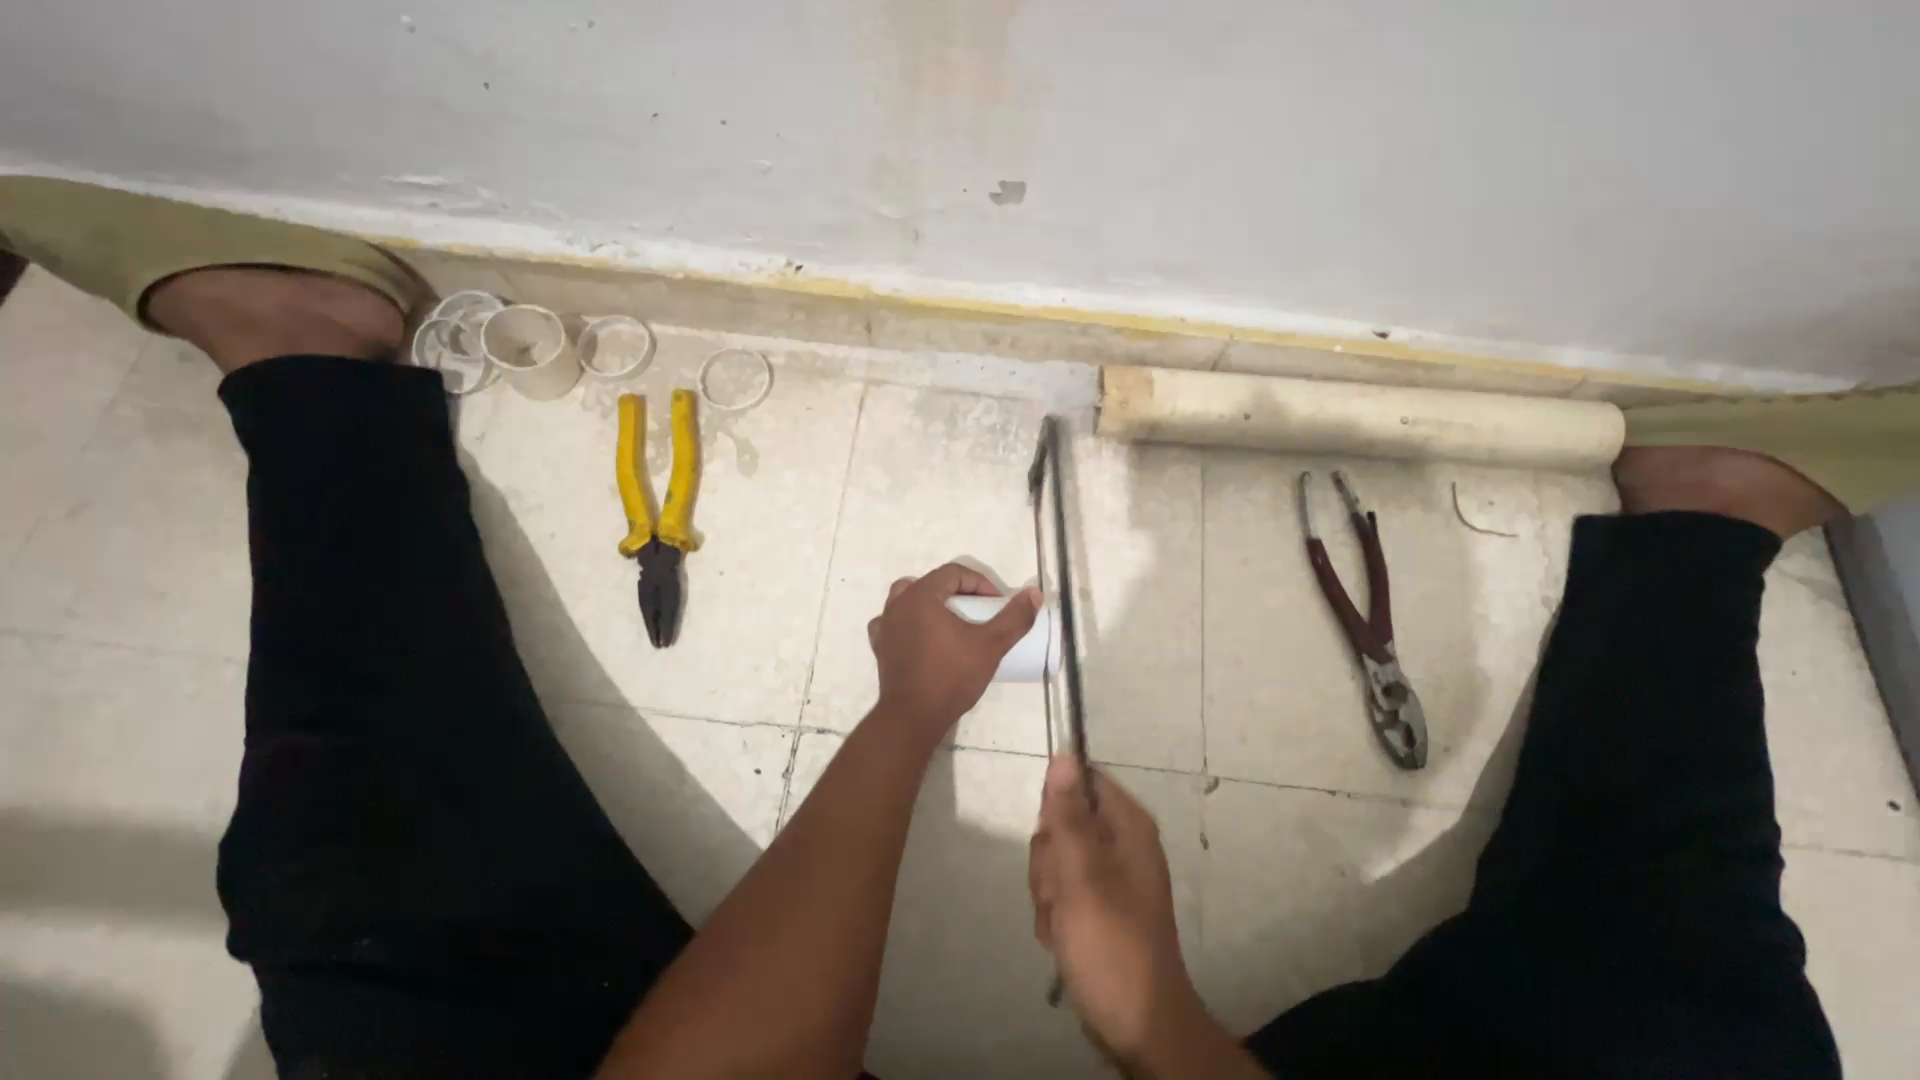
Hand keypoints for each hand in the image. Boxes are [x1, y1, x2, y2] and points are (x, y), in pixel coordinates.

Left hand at [867, 563, 1039, 734]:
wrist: (913, 716)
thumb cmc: (951, 676)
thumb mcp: (991, 645)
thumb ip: (1014, 618)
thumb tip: (1033, 593)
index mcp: (921, 596)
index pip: (953, 573)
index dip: (980, 583)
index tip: (997, 604)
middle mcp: (897, 604)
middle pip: (931, 583)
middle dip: (957, 592)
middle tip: (977, 612)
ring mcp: (884, 626)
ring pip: (907, 600)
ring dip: (931, 604)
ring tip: (951, 623)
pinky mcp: (880, 647)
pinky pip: (893, 624)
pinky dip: (909, 624)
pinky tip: (922, 638)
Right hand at [1029, 757, 1210, 1065]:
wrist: (1137, 1023)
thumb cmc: (1112, 945)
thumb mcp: (1083, 877)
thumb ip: (1068, 817)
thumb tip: (1063, 756)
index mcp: (1128, 827)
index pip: (1081, 782)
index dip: (1056, 807)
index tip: (1054, 842)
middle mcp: (1120, 843)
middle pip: (1061, 821)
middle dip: (1048, 860)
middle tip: (1061, 892)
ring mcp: (1108, 876)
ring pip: (1054, 858)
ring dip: (1047, 891)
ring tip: (1064, 921)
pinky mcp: (1097, 905)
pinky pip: (1059, 890)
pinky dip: (1054, 913)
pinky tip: (1062, 937)